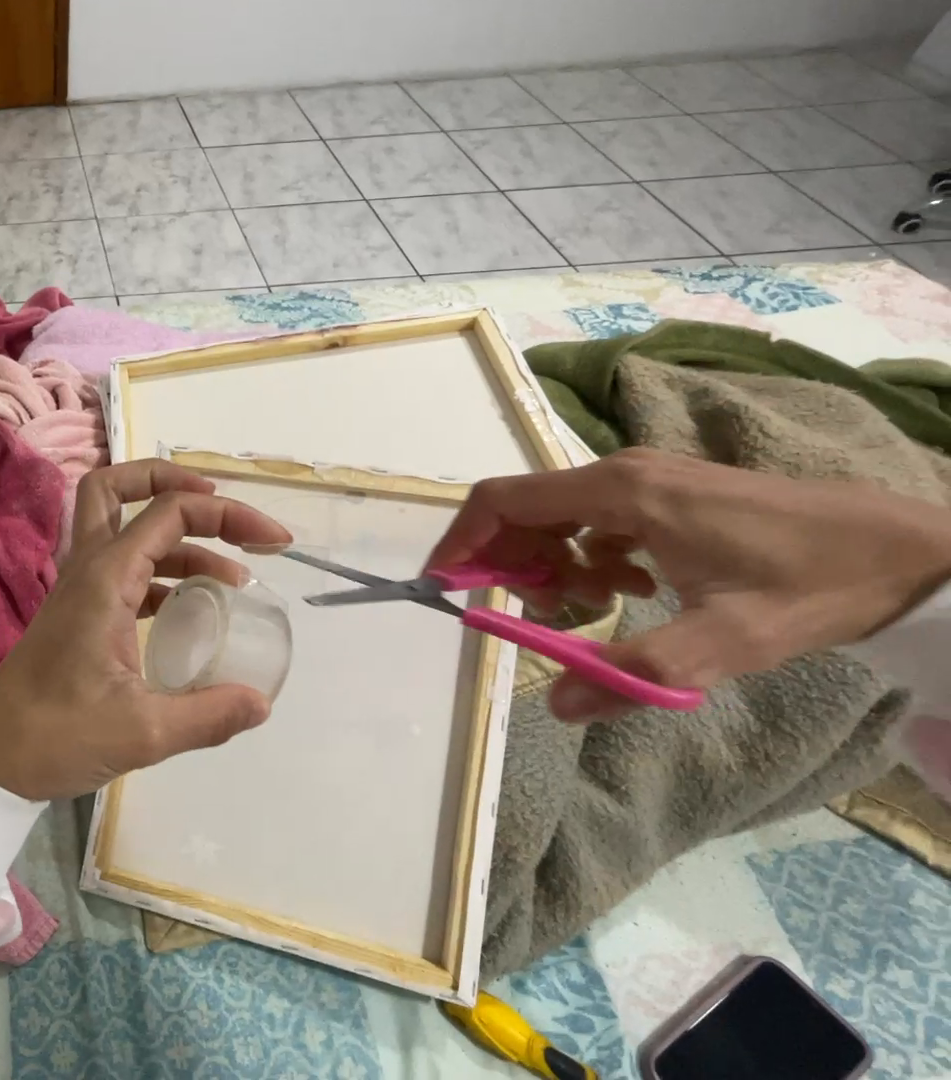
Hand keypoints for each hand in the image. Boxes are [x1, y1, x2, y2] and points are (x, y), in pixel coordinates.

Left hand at [0, 460, 292, 800]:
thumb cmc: (56, 738)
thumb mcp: (142, 733)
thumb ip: (208, 716)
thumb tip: (262, 703)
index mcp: (104, 581)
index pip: (168, 511)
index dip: (227, 513)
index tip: (274, 543)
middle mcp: (88, 573)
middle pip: (116, 491)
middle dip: (170, 483)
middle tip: (224, 514)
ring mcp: (78, 593)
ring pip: (122, 534)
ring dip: (177, 540)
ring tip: (233, 580)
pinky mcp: (77, 618)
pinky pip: (123, 575)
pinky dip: (161, 576)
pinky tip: (192, 609)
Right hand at [426, 448, 950, 720]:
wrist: (921, 552)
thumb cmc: (817, 586)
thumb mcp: (726, 640)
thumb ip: (635, 671)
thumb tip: (558, 706)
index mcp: (620, 492)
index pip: (502, 501)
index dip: (462, 541)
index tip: (446, 584)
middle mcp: (620, 474)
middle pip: (522, 510)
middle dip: (512, 564)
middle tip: (540, 614)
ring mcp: (644, 480)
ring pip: (555, 518)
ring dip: (553, 566)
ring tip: (598, 606)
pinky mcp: (663, 493)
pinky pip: (591, 520)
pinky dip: (586, 557)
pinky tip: (632, 588)